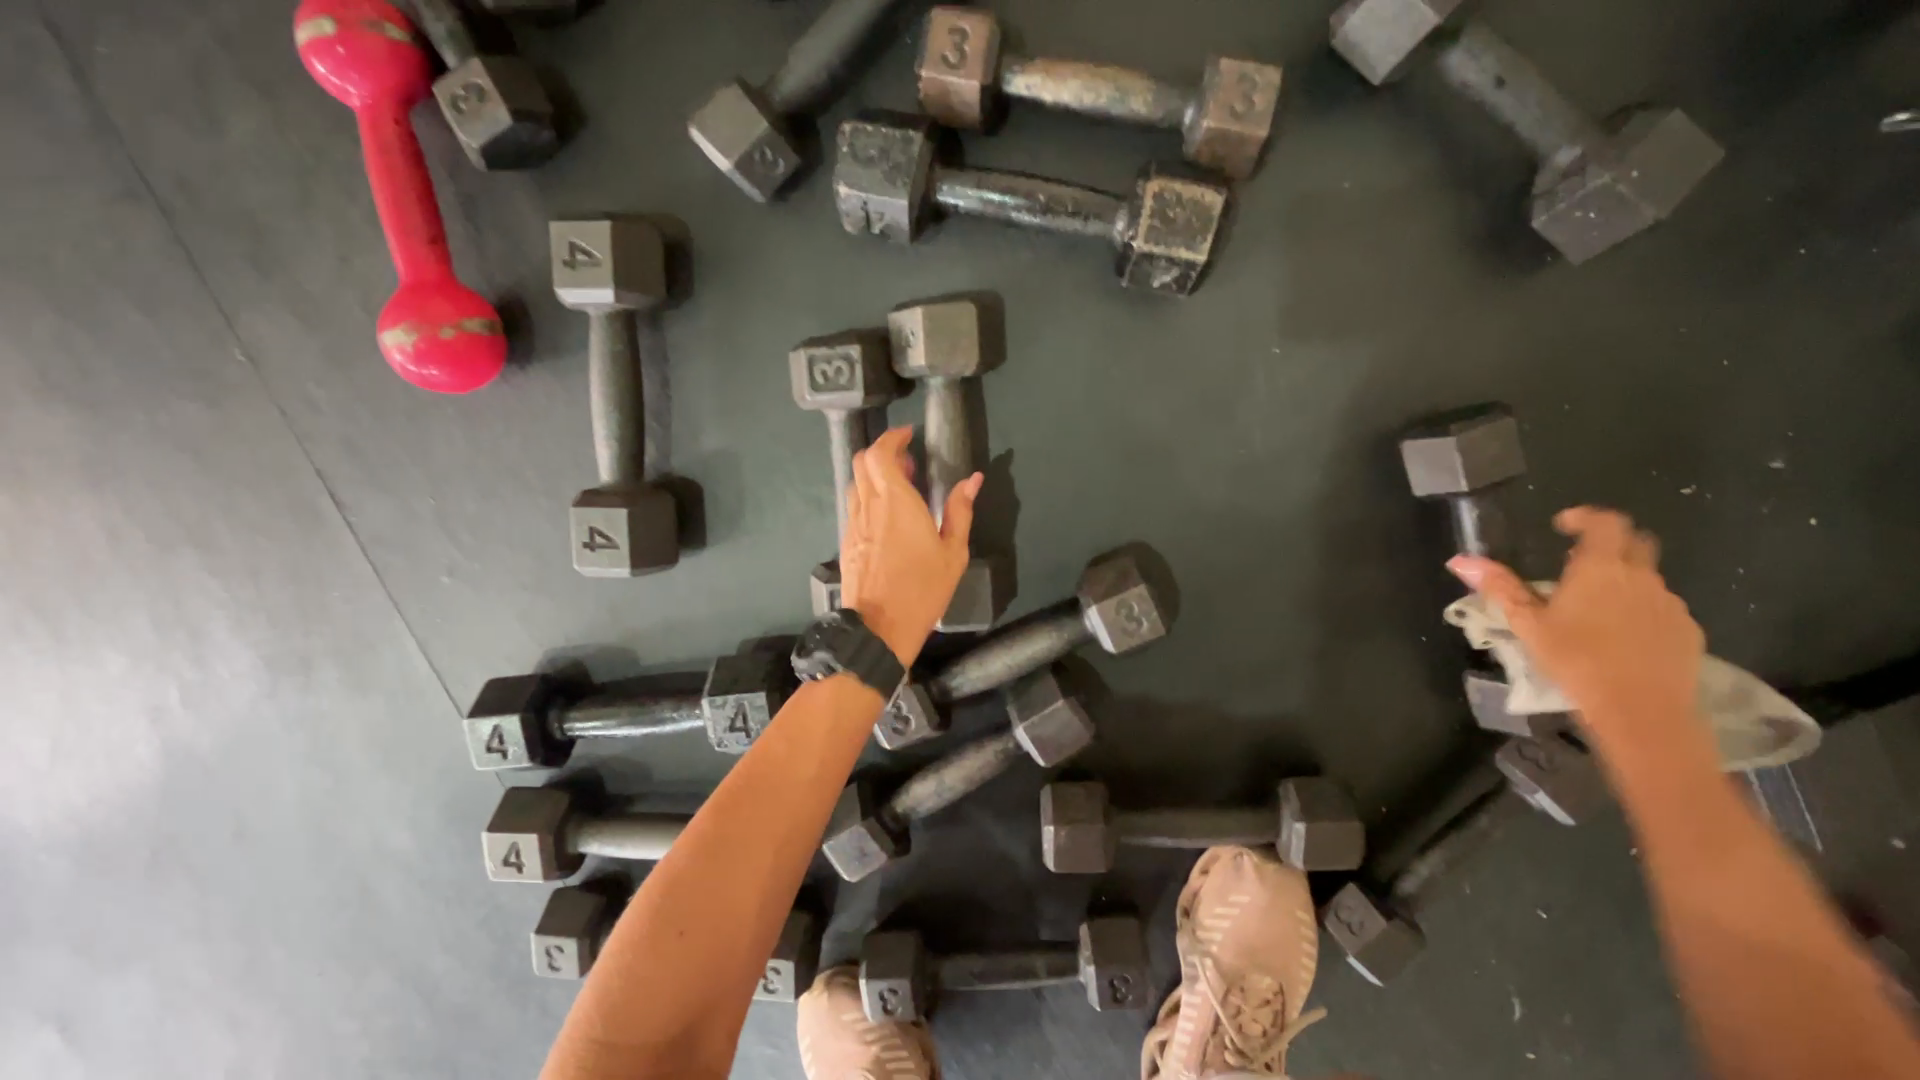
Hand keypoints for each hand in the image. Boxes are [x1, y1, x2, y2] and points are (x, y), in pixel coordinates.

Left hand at [841, 427, 982, 668]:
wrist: (880, 629)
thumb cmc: (923, 590)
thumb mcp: (953, 553)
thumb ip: (960, 512)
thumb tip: (972, 480)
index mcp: (897, 502)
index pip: (881, 453)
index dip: (892, 438)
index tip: (909, 436)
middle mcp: (869, 506)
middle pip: (862, 461)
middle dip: (882, 452)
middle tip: (907, 462)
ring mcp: (854, 524)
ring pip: (856, 484)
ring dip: (874, 476)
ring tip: (900, 488)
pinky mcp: (847, 542)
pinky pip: (854, 506)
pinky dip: (868, 497)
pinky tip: (887, 517)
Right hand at [1448, 507, 1704, 750]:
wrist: (1642, 711)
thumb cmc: (1576, 662)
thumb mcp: (1528, 626)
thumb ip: (1499, 588)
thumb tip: (1459, 560)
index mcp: (1600, 568)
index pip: (1605, 522)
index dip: (1585, 516)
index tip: (1563, 524)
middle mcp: (1640, 577)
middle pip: (1635, 542)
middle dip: (1609, 543)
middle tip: (1580, 562)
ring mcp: (1669, 603)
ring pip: (1647, 578)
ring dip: (1624, 581)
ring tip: (1597, 609)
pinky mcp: (1687, 630)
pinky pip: (1662, 608)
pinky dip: (1641, 611)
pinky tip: (1622, 639)